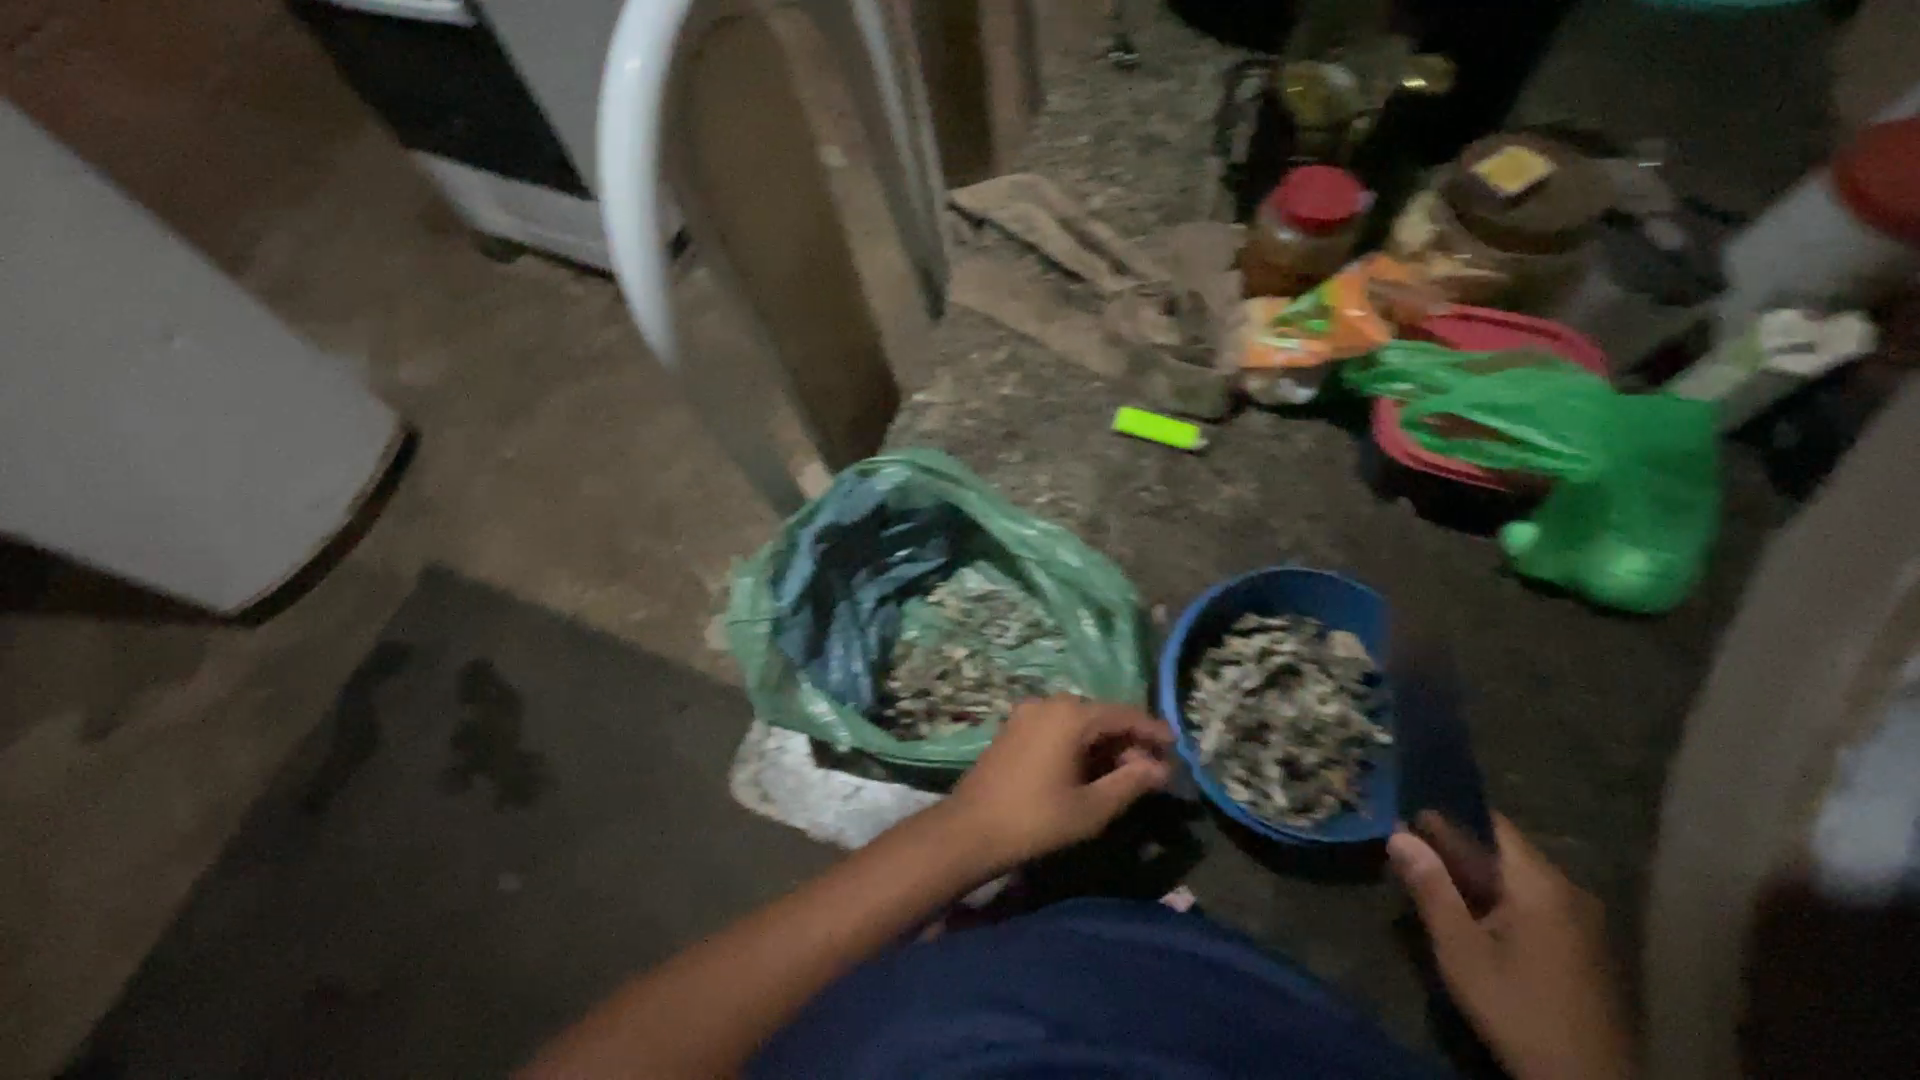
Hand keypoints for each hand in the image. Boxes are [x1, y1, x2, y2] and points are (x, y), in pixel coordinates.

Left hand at [942, 696, 1173, 870]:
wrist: (969, 830)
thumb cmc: (1036, 819)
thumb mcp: (1092, 807)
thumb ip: (1131, 782)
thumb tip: (1161, 769)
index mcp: (1070, 714)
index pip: (1124, 714)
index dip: (1153, 731)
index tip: (1176, 749)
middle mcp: (1048, 703)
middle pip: (1101, 716)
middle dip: (1129, 741)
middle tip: (1152, 771)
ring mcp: (1027, 714)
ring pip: (1079, 723)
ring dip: (1104, 745)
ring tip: (1126, 776)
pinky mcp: (1013, 729)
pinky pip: (1058, 728)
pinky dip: (1079, 745)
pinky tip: (1091, 771)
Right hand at [1389, 814, 1634, 1079]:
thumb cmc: (1517, 1008)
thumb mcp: (1460, 950)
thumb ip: (1431, 888)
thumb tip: (1399, 836)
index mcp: (1539, 883)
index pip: (1491, 825)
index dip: (1447, 818)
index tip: (1407, 816)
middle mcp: (1568, 891)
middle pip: (1504, 853)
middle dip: (1456, 849)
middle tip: (1409, 849)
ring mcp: (1582, 920)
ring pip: (1518, 881)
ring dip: (1476, 877)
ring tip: (1431, 880)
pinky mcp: (1583, 947)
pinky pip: (1534, 905)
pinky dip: (1499, 901)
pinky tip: (1470, 916)